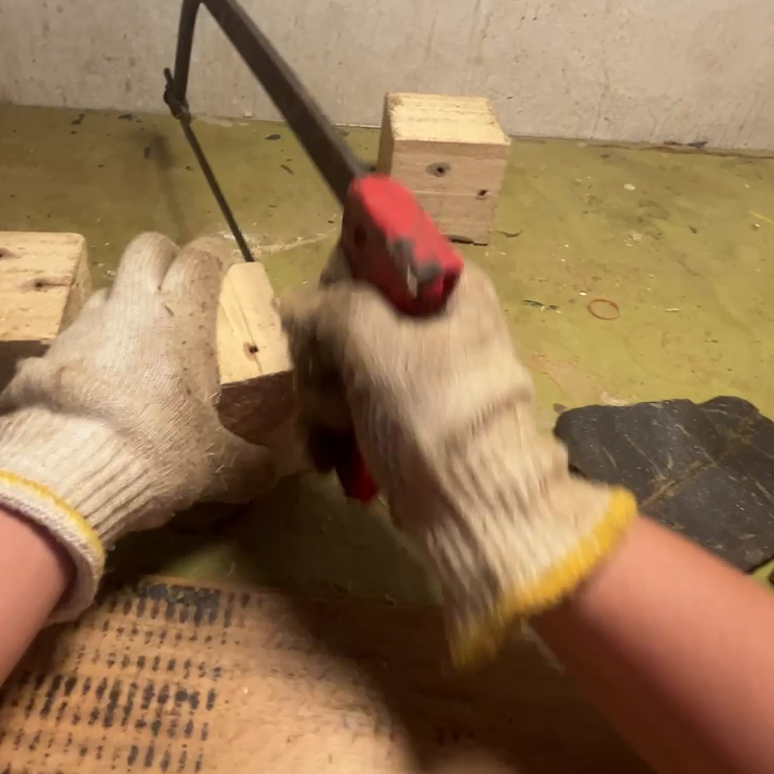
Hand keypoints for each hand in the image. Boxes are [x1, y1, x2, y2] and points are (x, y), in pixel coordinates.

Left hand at [0, 233, 282, 618]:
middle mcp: (131, 308)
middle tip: (177, 289)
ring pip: (107, 291)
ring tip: (134, 347)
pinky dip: (88, 354)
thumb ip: (249, 463)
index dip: (214, 254)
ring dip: (124, 307)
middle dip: (164, 259)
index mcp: (182, 318)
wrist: (63, 473)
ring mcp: (82, 327)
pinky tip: (94, 391)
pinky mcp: (43, 355)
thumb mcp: (215, 466)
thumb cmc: (157, 451)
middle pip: (147, 248)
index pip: (201, 257)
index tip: (223, 264)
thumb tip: (271, 473)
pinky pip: (72, 339)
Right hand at [283, 265, 635, 665]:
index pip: (377, 257)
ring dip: (324, 400)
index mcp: (451, 290)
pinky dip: (337, 425)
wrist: (477, 516)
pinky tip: (327, 454)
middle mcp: (439, 322)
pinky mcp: (408, 413)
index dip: (340, 286)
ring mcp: (422, 370)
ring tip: (329, 435)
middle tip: (325, 390)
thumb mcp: (379, 349)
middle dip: (325, 359)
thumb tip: (296, 305)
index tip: (321, 323)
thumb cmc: (435, 419)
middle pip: (351, 315)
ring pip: (345, 360)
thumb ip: (334, 309)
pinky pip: (356, 399)